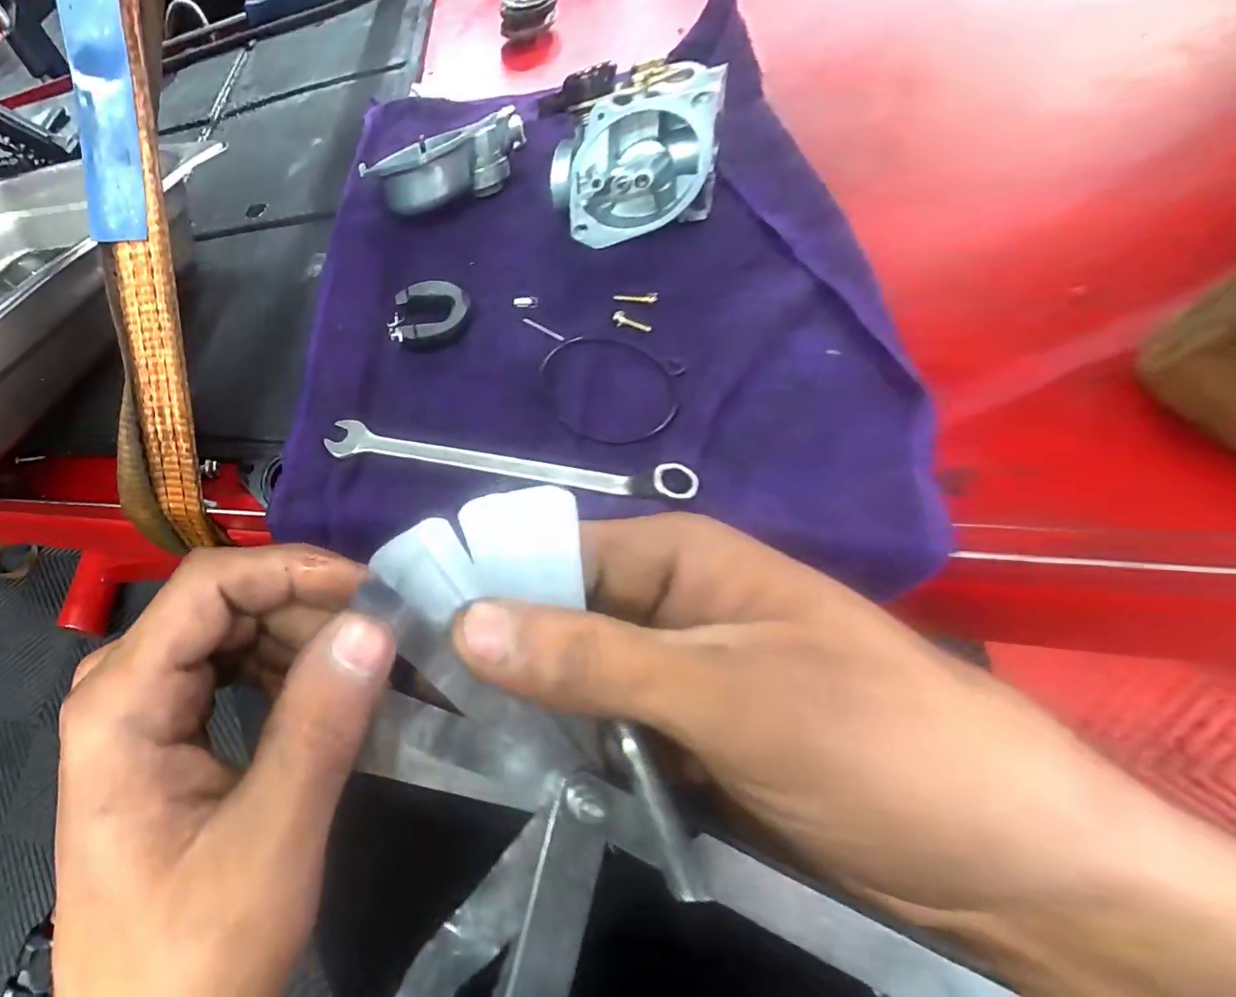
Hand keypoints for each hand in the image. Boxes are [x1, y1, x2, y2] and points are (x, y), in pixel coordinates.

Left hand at [54, 545, 394, 996]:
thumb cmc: (191, 958)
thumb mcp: (267, 846)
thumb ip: (318, 729)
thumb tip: (373, 625)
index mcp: (118, 699)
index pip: (206, 587)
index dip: (290, 570)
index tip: (369, 586)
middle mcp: (116, 682)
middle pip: (217, 604)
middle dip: (304, 606)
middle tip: (383, 629)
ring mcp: (135, 703)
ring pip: (226, 631)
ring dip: (298, 637)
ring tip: (366, 659)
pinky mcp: (158, 726)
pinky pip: (224, 669)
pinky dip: (280, 670)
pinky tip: (326, 689)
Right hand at [450, 513, 1235, 996]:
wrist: (1028, 881)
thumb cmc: (882, 747)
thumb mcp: (727, 693)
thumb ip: (590, 658)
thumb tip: (463, 624)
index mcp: (671, 557)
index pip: (544, 550)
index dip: (477, 577)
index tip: (404, 617)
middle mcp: (658, 602)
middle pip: (546, 611)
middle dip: (489, 644)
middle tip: (408, 679)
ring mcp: (663, 670)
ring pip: (561, 671)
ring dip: (516, 698)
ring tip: (440, 720)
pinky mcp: (671, 732)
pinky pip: (589, 722)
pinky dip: (552, 739)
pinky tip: (503, 757)